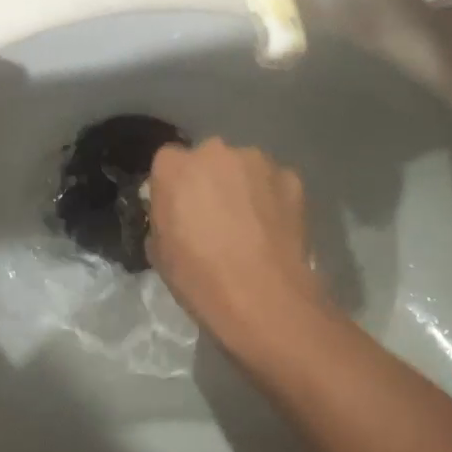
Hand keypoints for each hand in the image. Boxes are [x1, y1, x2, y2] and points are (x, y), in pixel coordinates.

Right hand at [147, 138, 326, 351]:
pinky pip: (275, 184)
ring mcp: (257, 162)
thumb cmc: (199, 278)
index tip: (180, 210)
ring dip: (244, 187)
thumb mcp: (159, 252)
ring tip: (251, 226)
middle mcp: (214, 151)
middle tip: (216, 217)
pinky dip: (274, 200)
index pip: (168, 162)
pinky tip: (275, 231)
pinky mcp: (291, 178)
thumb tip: (178, 215)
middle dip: (211, 181)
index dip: (175, 186)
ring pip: (245, 168)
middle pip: (208, 159)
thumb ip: (164, 218)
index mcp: (173, 166)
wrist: (263, 299)